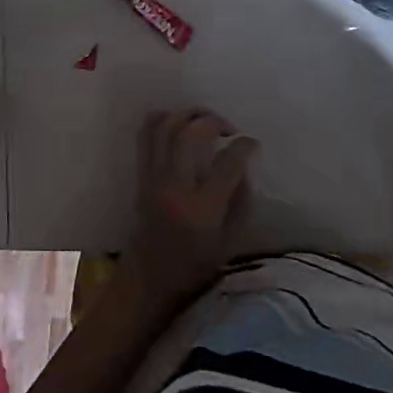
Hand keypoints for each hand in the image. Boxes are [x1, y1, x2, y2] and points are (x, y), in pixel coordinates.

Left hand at [121, 110, 256, 308]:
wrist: (149, 278)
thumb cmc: (195, 266)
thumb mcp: (230, 242)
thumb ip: (241, 202)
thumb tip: (245, 167)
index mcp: (203, 208)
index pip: (228, 162)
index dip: (245, 146)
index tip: (252, 144)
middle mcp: (175, 186)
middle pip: (192, 134)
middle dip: (214, 121)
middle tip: (229, 129)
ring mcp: (153, 178)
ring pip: (165, 127)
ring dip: (188, 114)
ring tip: (205, 120)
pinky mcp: (140, 176)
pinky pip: (146, 136)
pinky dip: (162, 120)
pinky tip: (179, 124)